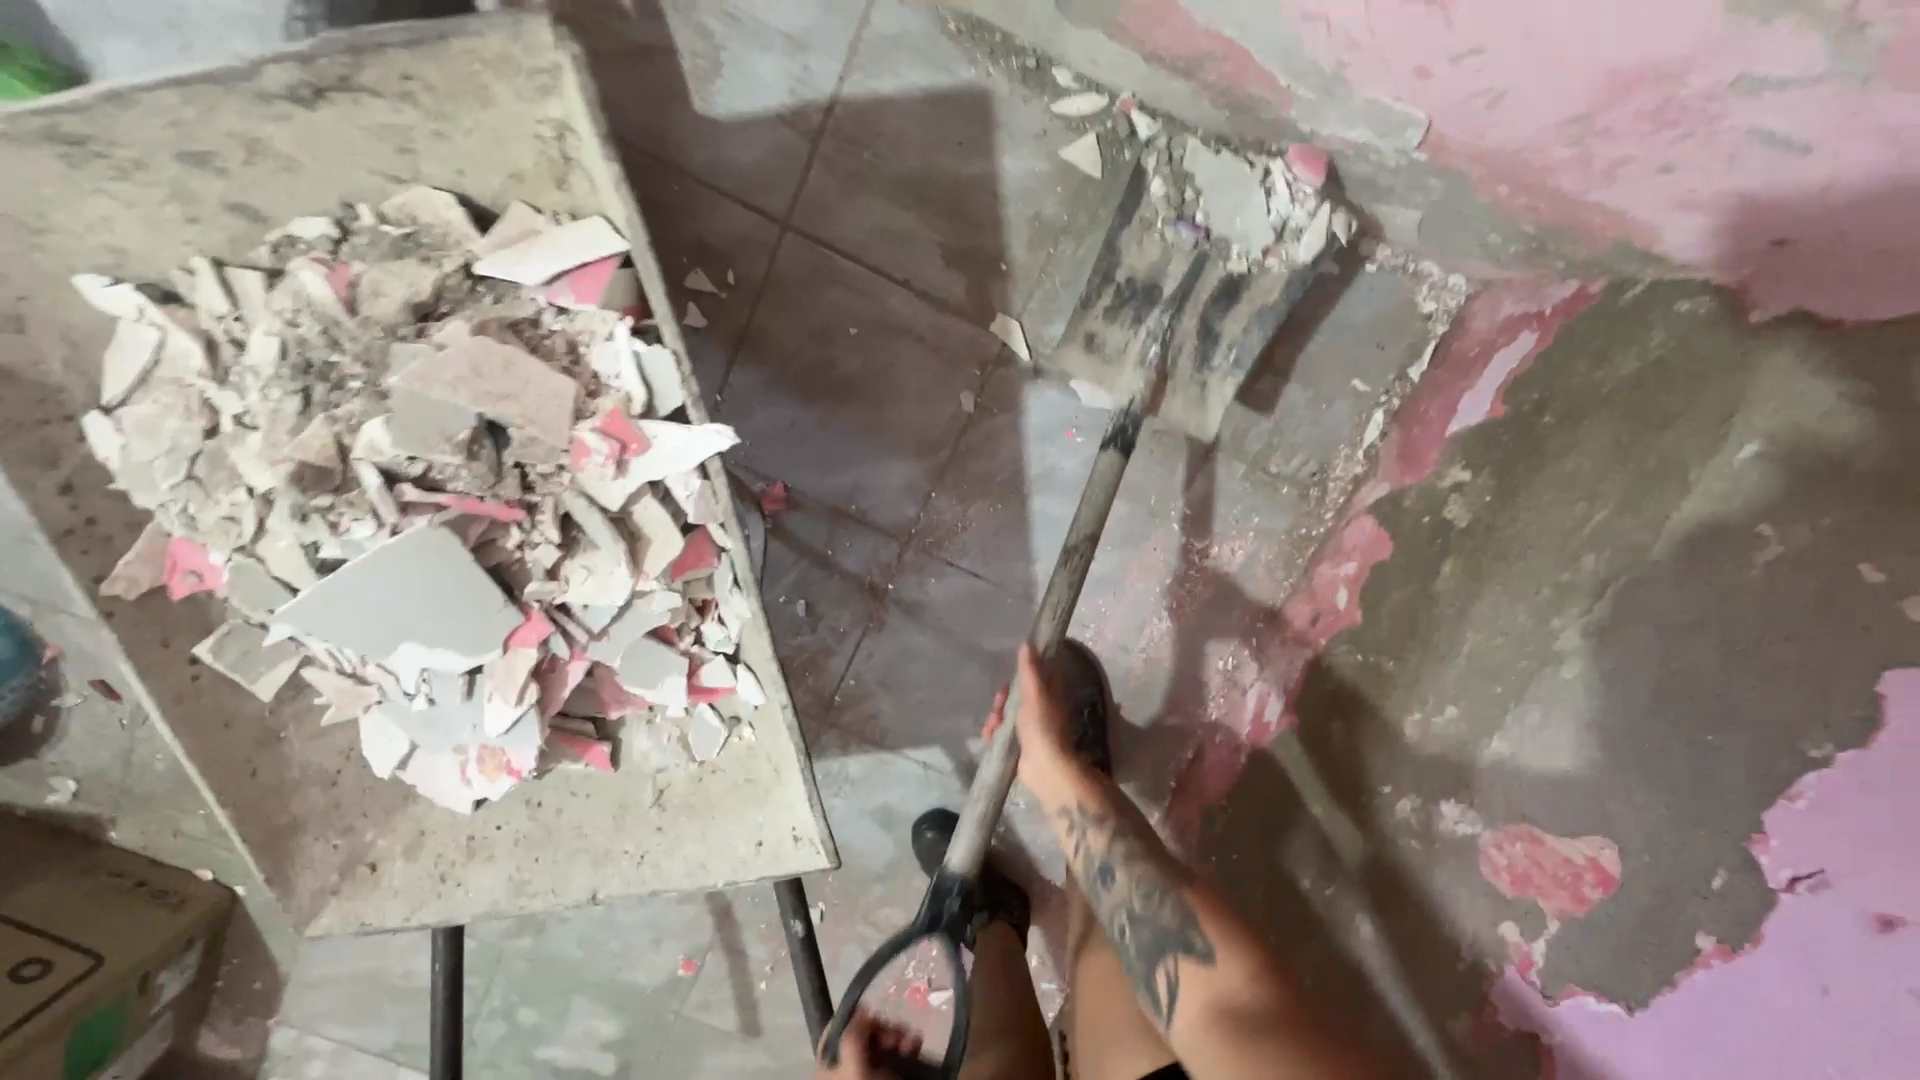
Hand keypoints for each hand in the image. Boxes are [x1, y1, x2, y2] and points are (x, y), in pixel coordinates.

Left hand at [813, 1010, 922, 1078]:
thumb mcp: (851, 1068)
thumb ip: (853, 1037)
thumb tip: (863, 1009)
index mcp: (831, 1061)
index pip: (839, 1027)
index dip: (856, 1016)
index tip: (876, 1012)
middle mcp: (848, 1065)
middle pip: (864, 1034)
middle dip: (884, 1028)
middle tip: (898, 1034)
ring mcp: (868, 1075)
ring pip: (884, 1045)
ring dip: (899, 1037)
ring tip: (912, 1041)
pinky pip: (898, 1060)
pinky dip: (908, 1050)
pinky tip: (916, 1046)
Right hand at [981, 643, 1080, 796]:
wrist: (1044, 768)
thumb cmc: (1043, 726)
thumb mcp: (1036, 694)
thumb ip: (1030, 670)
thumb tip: (1027, 643)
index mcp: (1049, 693)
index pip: (1037, 673)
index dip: (1023, 670)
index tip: (1011, 669)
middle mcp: (1040, 708)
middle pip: (1016, 694)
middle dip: (1003, 698)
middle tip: (999, 703)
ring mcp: (1028, 727)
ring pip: (1005, 713)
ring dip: (995, 717)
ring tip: (994, 725)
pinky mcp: (1017, 743)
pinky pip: (1000, 731)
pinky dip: (993, 732)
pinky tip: (990, 736)